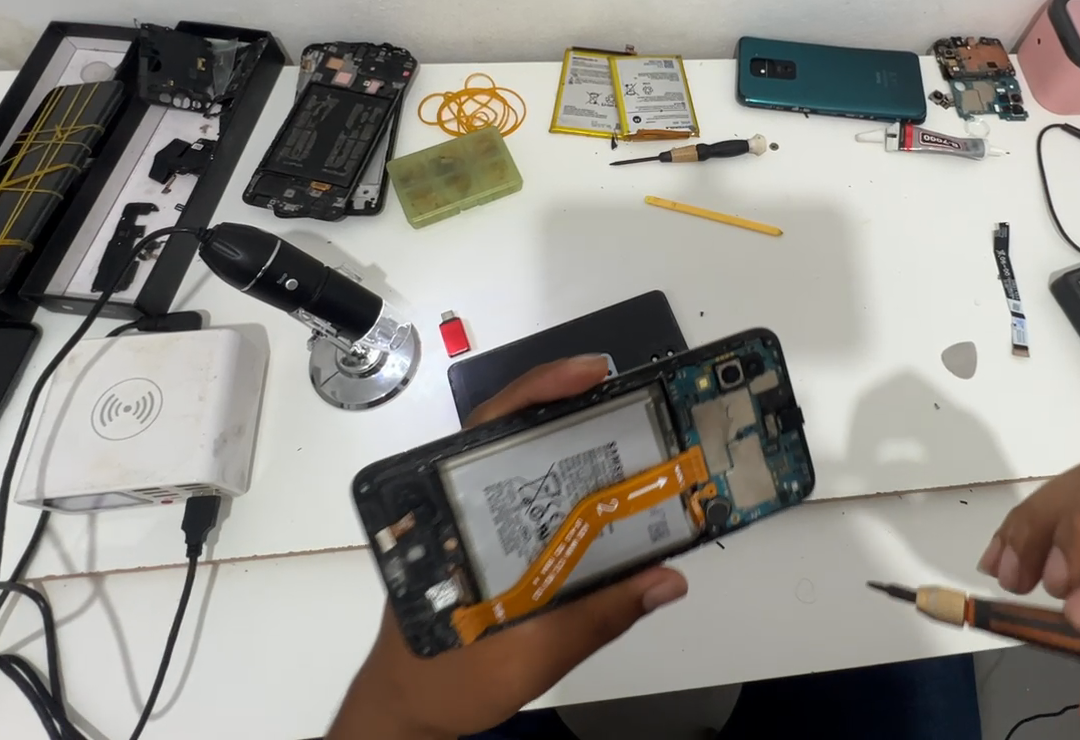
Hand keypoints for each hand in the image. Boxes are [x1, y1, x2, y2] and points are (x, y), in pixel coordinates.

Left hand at [328, 356, 688, 739]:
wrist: (409, 711)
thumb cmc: (453, 680)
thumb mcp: (531, 655)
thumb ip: (600, 613)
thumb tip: (670, 578)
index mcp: (455, 514)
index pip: (490, 429)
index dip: (538, 391)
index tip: (589, 374)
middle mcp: (459, 500)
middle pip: (507, 426)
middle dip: (561, 396)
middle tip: (618, 388)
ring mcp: (471, 513)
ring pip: (516, 451)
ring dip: (564, 427)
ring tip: (617, 419)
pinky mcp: (486, 531)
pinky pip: (523, 484)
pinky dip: (559, 468)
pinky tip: (595, 474)